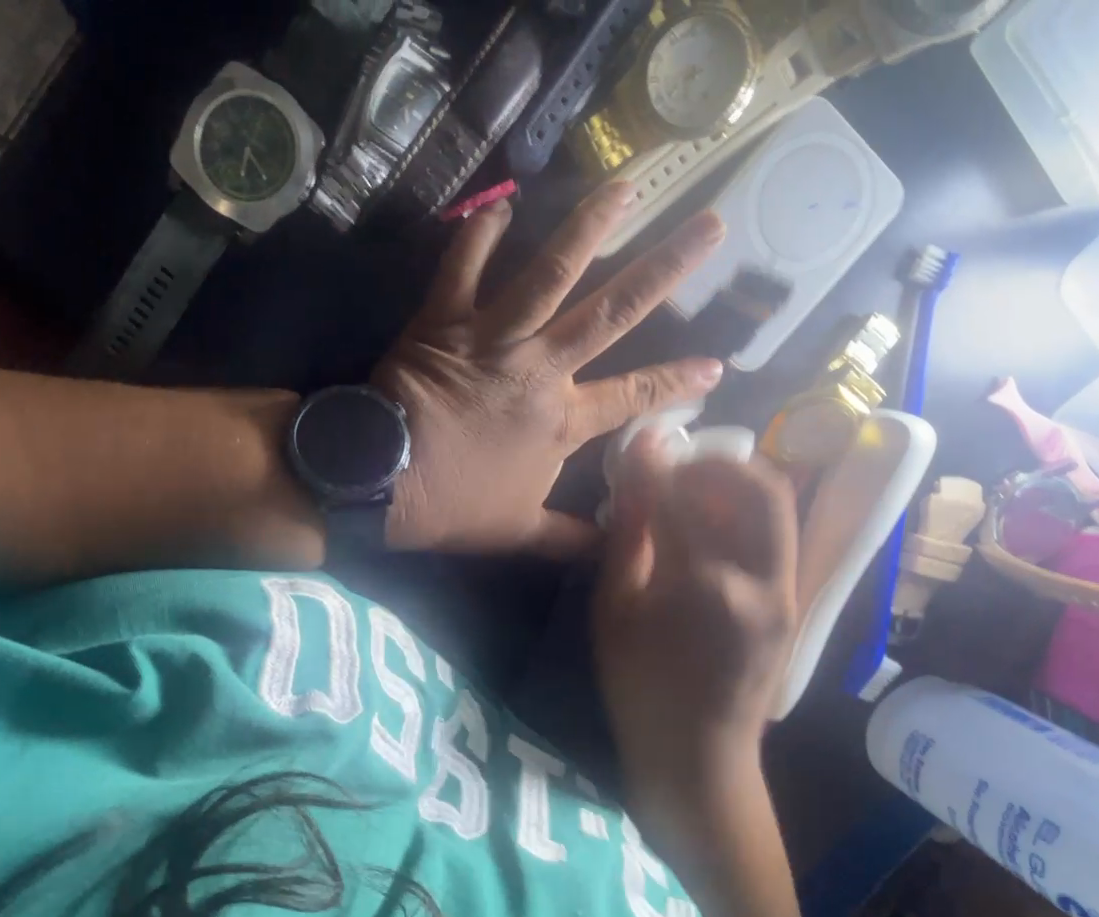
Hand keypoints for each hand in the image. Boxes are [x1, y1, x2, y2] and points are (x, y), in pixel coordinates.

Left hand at [373, 182, 727, 557]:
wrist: (380, 484)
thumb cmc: (450, 507)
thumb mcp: (516, 533)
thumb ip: (568, 539)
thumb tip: (611, 549)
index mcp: (562, 420)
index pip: (634, 396)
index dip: (677, 382)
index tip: (718, 363)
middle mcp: (541, 368)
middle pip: (613, 311)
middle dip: (666, 268)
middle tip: (708, 225)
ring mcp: (494, 338)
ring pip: (550, 272)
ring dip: (590, 226)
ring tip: (625, 184)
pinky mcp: (444, 321)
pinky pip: (463, 268)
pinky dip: (479, 235)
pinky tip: (500, 204)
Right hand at [592, 432, 798, 789]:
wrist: (698, 756)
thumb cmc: (638, 689)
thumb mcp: (614, 611)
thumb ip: (629, 536)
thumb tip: (634, 473)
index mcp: (706, 587)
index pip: (684, 498)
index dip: (658, 462)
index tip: (640, 440)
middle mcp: (763, 581)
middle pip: (761, 487)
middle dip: (716, 463)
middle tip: (674, 468)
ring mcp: (788, 592)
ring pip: (778, 508)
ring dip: (735, 486)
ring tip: (689, 497)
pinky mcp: (794, 602)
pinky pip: (774, 537)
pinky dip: (743, 517)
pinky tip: (706, 532)